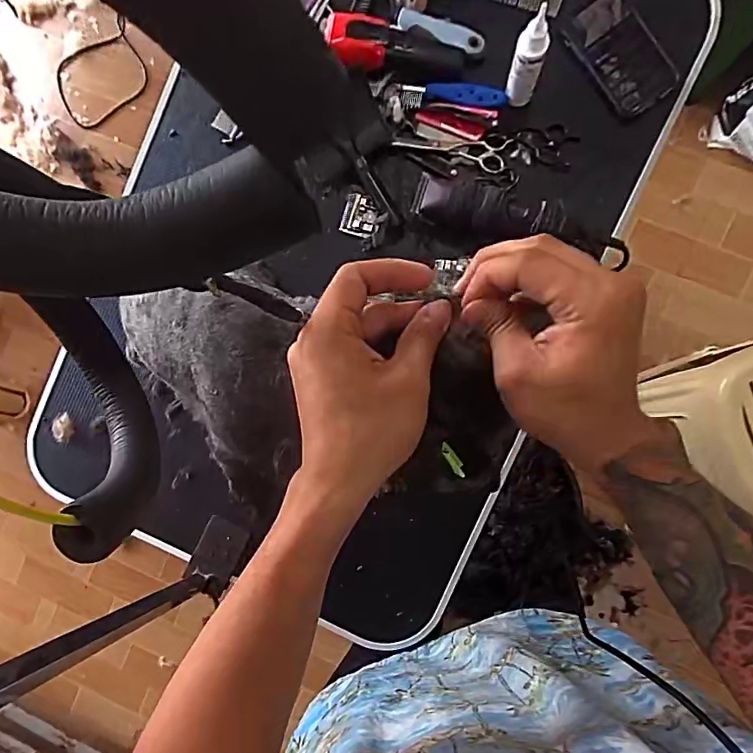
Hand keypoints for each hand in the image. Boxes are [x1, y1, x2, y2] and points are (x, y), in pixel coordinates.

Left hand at [287, 259, 450, 519]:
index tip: (427, 279)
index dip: (395, 271)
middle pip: (360, 307)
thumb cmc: (370, 434)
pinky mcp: (321, 382)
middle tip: (440, 317)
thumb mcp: (408, 379)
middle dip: (402, 308)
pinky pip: (351, 353)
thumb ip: (422, 336)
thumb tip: (437, 310)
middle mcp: (313, 341)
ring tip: (431, 340)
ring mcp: (314, 363)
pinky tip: (409, 362)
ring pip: (359, 332)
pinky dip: (379, 351)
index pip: (355, 276)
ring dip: (394, 332)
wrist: (338, 481)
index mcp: (327, 331)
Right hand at [458, 236, 656, 471]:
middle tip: (467, 291)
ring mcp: (616, 286)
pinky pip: (564, 273)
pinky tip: (509, 300)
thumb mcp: (518, 374)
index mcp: (593, 300)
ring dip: (512, 271)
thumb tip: (473, 302)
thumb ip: (495, 325)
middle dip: (496, 266)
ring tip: (483, 296)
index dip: (487, 274)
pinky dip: (533, 282)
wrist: (609, 436)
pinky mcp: (611, 296)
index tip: (463, 297)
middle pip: (541, 249)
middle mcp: (612, 283)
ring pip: (551, 256)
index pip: (529, 260)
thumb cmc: (570, 415)